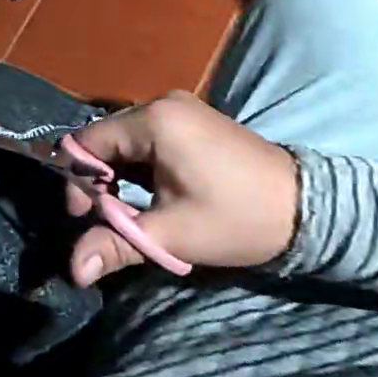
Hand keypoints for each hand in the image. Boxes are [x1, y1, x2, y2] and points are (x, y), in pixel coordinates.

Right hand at [63, 91, 298, 285]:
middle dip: (97, 181)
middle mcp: (162, 104)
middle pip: (104, 139)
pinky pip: (146, 139)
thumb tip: (73, 272)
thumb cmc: (236, 218)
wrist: (304, 208)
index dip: (76, 181)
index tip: (87, 218)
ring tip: (129, 212)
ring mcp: (180, 109)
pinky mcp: (192, 121)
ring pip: (124, 141)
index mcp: (154, 120)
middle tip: (109, 219)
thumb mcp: (172, 235)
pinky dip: (138, 167)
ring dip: (118, 176)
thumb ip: (116, 245)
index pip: (86, 142)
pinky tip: (149, 195)